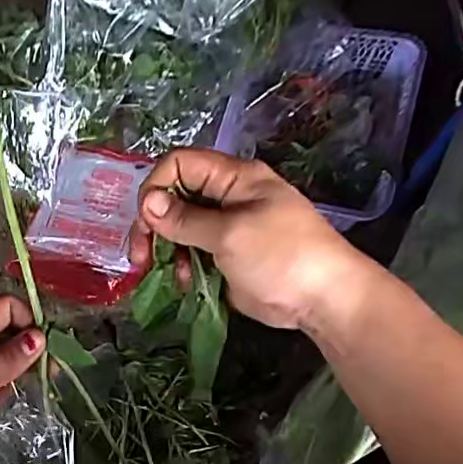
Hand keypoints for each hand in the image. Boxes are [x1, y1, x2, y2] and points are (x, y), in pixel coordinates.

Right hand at [128, 148, 378, 331]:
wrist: (321, 298)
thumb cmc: (281, 257)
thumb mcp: (230, 234)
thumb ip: (187, 220)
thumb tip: (148, 202)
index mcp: (233, 179)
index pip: (180, 164)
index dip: (156, 188)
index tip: (146, 222)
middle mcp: (227, 199)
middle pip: (175, 199)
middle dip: (154, 226)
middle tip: (141, 258)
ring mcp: (227, 230)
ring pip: (181, 231)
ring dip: (168, 252)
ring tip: (173, 277)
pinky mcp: (228, 259)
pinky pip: (195, 256)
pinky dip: (184, 268)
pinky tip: (186, 285)